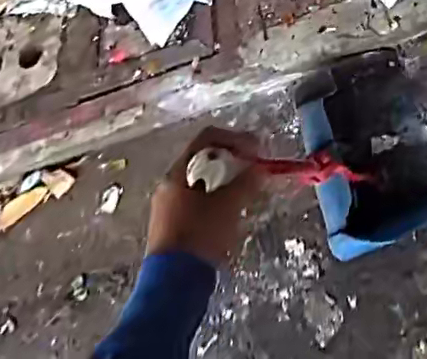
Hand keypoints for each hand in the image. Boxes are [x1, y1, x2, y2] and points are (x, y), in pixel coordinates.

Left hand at [145, 127, 263, 264]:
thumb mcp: (227, 206)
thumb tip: (259, 168)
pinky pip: (198, 207)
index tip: (255, 149)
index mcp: (176, 173)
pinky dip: (216, 205)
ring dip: (225, 186)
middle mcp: (168, 187)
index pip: (205, 139)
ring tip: (246, 196)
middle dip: (231, 164)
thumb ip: (245, 183)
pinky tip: (230, 220)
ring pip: (201, 186)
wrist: (173, 287)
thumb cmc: (199, 236)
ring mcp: (167, 210)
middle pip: (203, 162)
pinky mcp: (173, 232)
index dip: (233, 139)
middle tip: (252, 171)